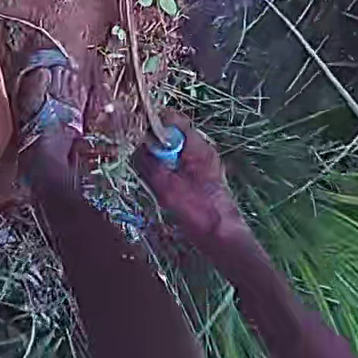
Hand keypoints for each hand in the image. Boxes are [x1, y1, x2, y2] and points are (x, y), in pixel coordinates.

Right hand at [132, 112, 251, 242]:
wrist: (223, 239)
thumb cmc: (197, 211)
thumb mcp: (166, 186)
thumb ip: (149, 162)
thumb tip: (135, 146)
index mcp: (198, 146)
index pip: (173, 118)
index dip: (151, 122)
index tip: (134, 132)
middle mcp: (203, 150)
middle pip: (172, 135)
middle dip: (152, 143)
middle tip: (137, 156)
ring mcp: (204, 164)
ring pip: (174, 151)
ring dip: (158, 159)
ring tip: (147, 174)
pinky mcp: (202, 178)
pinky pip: (179, 165)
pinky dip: (166, 170)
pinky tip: (159, 186)